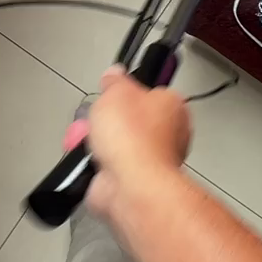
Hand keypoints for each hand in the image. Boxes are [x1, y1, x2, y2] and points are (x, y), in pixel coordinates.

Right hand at [84, 67, 189, 218]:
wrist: (130, 185)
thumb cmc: (135, 139)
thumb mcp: (117, 92)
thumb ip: (115, 81)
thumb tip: (114, 76)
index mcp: (171, 107)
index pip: (150, 93)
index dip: (127, 93)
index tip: (113, 92)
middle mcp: (166, 135)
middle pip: (129, 120)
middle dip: (106, 121)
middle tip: (97, 118)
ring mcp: (149, 160)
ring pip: (115, 144)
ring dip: (97, 142)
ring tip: (89, 140)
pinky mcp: (132, 181)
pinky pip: (107, 167)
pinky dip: (94, 165)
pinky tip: (90, 161)